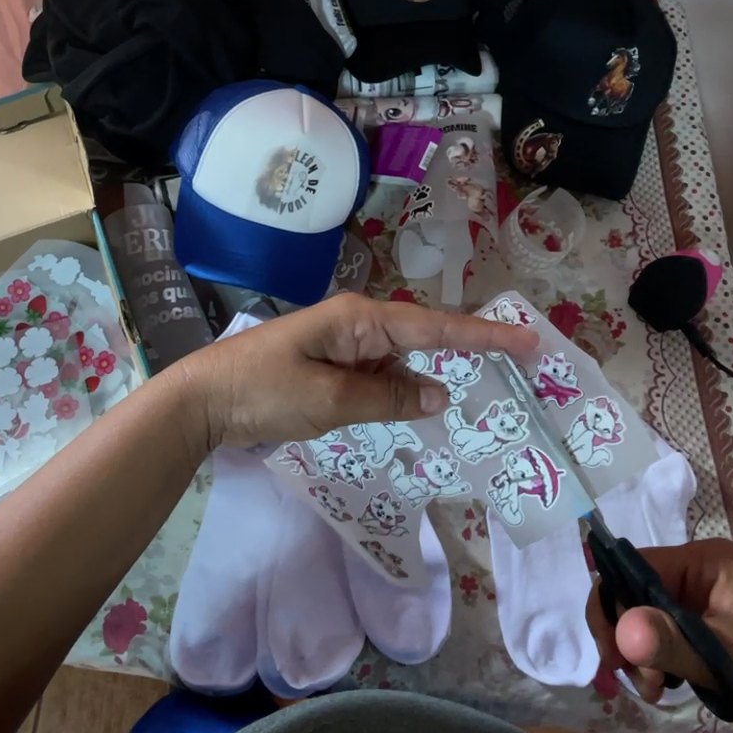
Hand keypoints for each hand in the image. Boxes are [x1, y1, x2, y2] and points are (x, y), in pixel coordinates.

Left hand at [169, 292, 537, 449]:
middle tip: (518, 369)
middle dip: (467, 353)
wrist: (203, 401)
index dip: (483, 335)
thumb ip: (387, 399)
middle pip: (423, 338)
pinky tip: (424, 413)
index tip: (528, 339)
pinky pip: (380, 380)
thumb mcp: (328, 400)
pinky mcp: (333, 370)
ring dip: (433, 380)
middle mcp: (356, 326)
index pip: (432, 325)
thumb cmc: (263, 390)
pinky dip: (402, 395)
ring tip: (483, 399)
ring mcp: (344, 348)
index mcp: (358, 319)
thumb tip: (440, 396)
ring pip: (403, 363)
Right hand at [586, 539, 732, 732]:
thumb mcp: (727, 663)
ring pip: (644, 613)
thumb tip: (620, 630)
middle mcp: (702, 571)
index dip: (615, 604)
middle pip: (636, 589)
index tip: (612, 653)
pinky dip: (653, 657)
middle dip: (626, 633)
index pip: (637, 566)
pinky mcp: (706, 628)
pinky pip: (661, 631)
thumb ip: (671, 643)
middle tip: (635, 679)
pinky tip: (662, 683)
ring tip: (653, 689)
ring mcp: (704, 599)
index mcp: (709, 560)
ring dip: (638, 650)